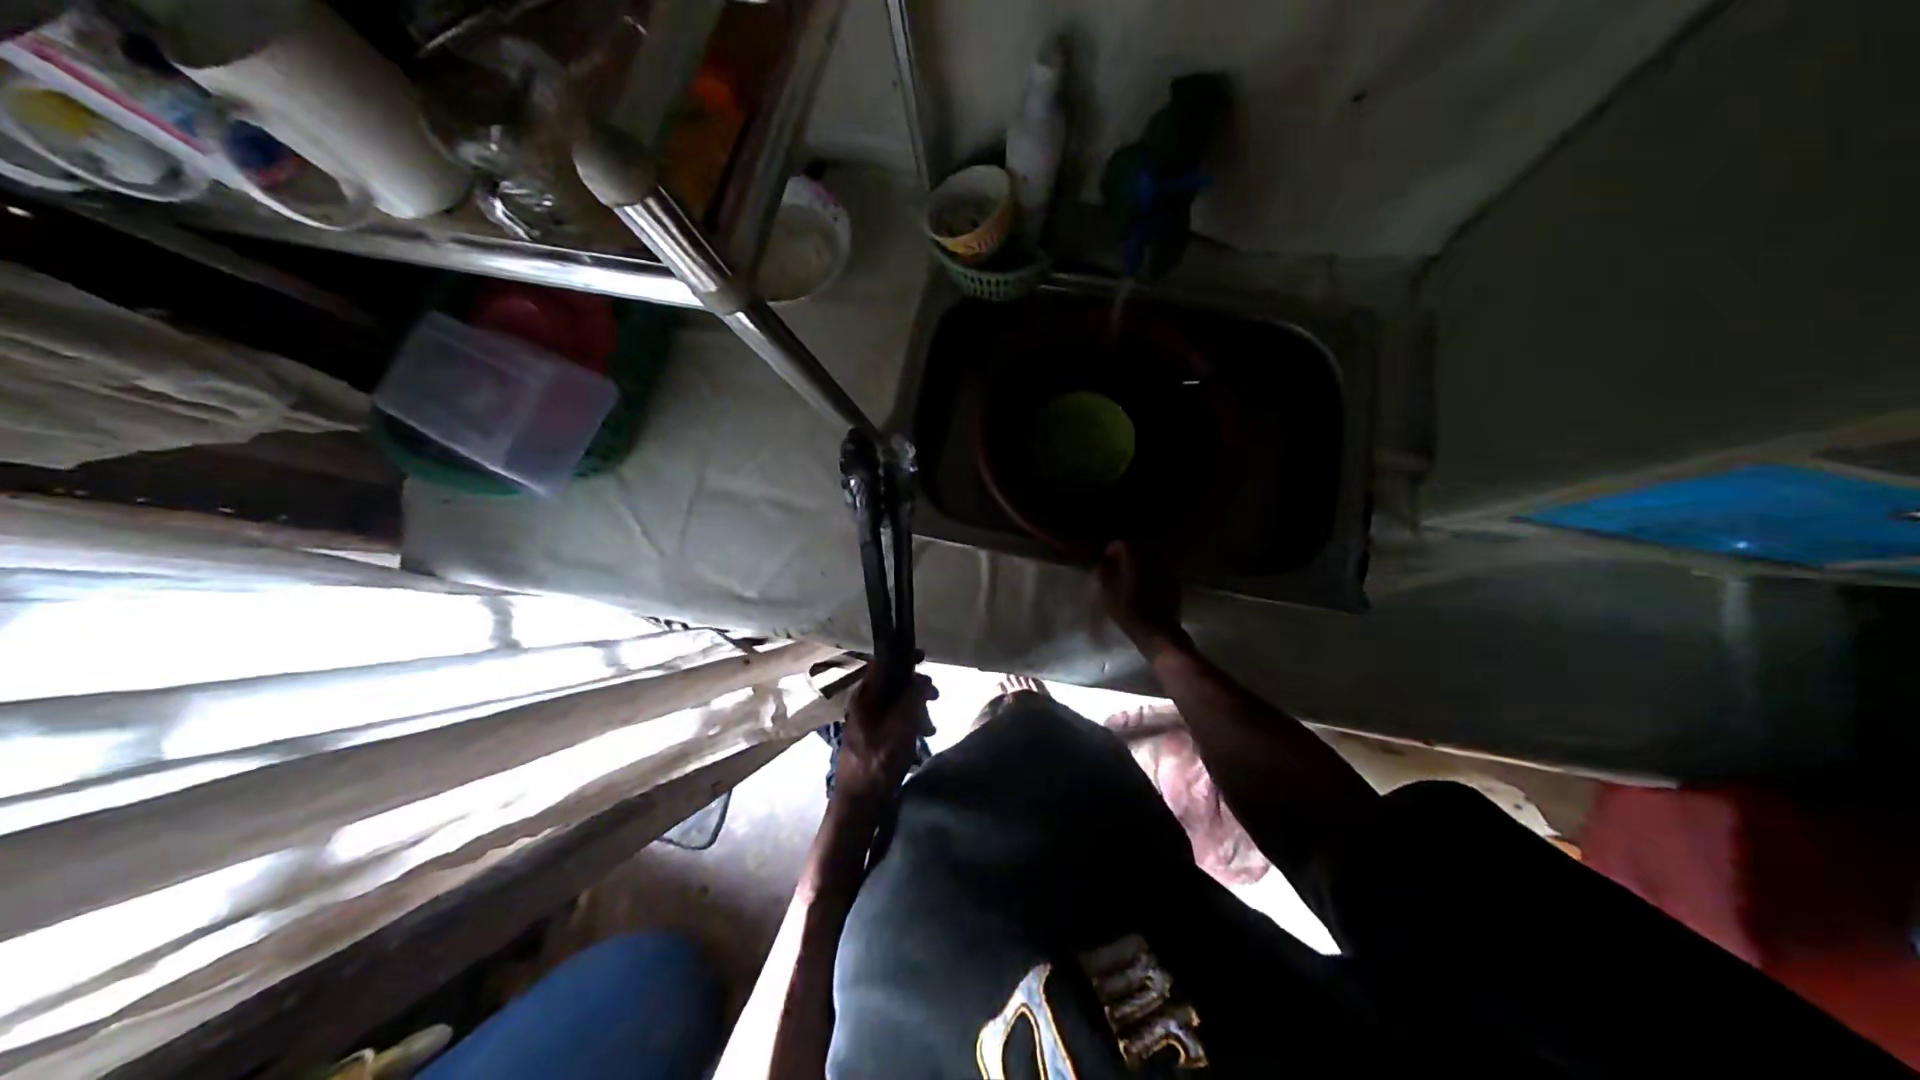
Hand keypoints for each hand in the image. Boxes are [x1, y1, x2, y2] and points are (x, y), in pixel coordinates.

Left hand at [834, 670, 934, 802]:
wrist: (860, 801)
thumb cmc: (879, 761)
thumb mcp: (901, 726)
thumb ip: (912, 699)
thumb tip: (921, 680)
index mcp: (864, 697)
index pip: (882, 664)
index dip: (902, 657)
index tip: (923, 658)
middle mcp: (863, 704)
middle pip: (893, 684)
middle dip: (916, 689)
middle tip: (936, 697)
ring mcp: (868, 721)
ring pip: (896, 703)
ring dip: (917, 709)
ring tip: (930, 728)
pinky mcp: (874, 737)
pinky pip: (895, 720)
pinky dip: (910, 723)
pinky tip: (922, 737)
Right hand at [1097, 540, 1187, 658]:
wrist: (1158, 632)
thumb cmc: (1129, 612)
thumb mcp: (1108, 594)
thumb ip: (1104, 574)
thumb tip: (1104, 565)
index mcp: (1135, 559)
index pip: (1122, 543)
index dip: (1111, 550)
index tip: (1105, 561)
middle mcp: (1153, 560)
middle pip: (1138, 547)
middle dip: (1126, 554)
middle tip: (1117, 567)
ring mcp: (1166, 570)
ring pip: (1151, 557)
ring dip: (1139, 563)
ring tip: (1130, 577)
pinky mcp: (1174, 582)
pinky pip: (1159, 569)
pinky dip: (1150, 572)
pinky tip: (1144, 586)